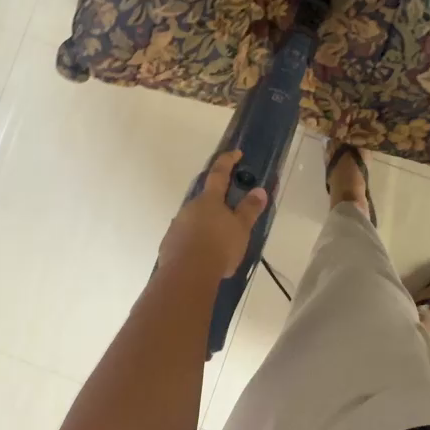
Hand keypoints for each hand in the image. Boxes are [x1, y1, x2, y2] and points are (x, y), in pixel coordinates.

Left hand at [160, 150, 268, 279]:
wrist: (187, 276)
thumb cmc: (219, 247)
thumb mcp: (241, 229)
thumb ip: (249, 209)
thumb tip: (259, 190)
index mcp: (209, 200)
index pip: (219, 174)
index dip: (227, 161)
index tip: (236, 153)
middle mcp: (190, 208)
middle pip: (205, 200)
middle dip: (217, 204)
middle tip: (231, 215)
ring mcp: (177, 225)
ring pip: (194, 219)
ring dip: (206, 225)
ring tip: (219, 242)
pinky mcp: (169, 244)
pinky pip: (185, 237)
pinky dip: (195, 242)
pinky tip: (203, 256)